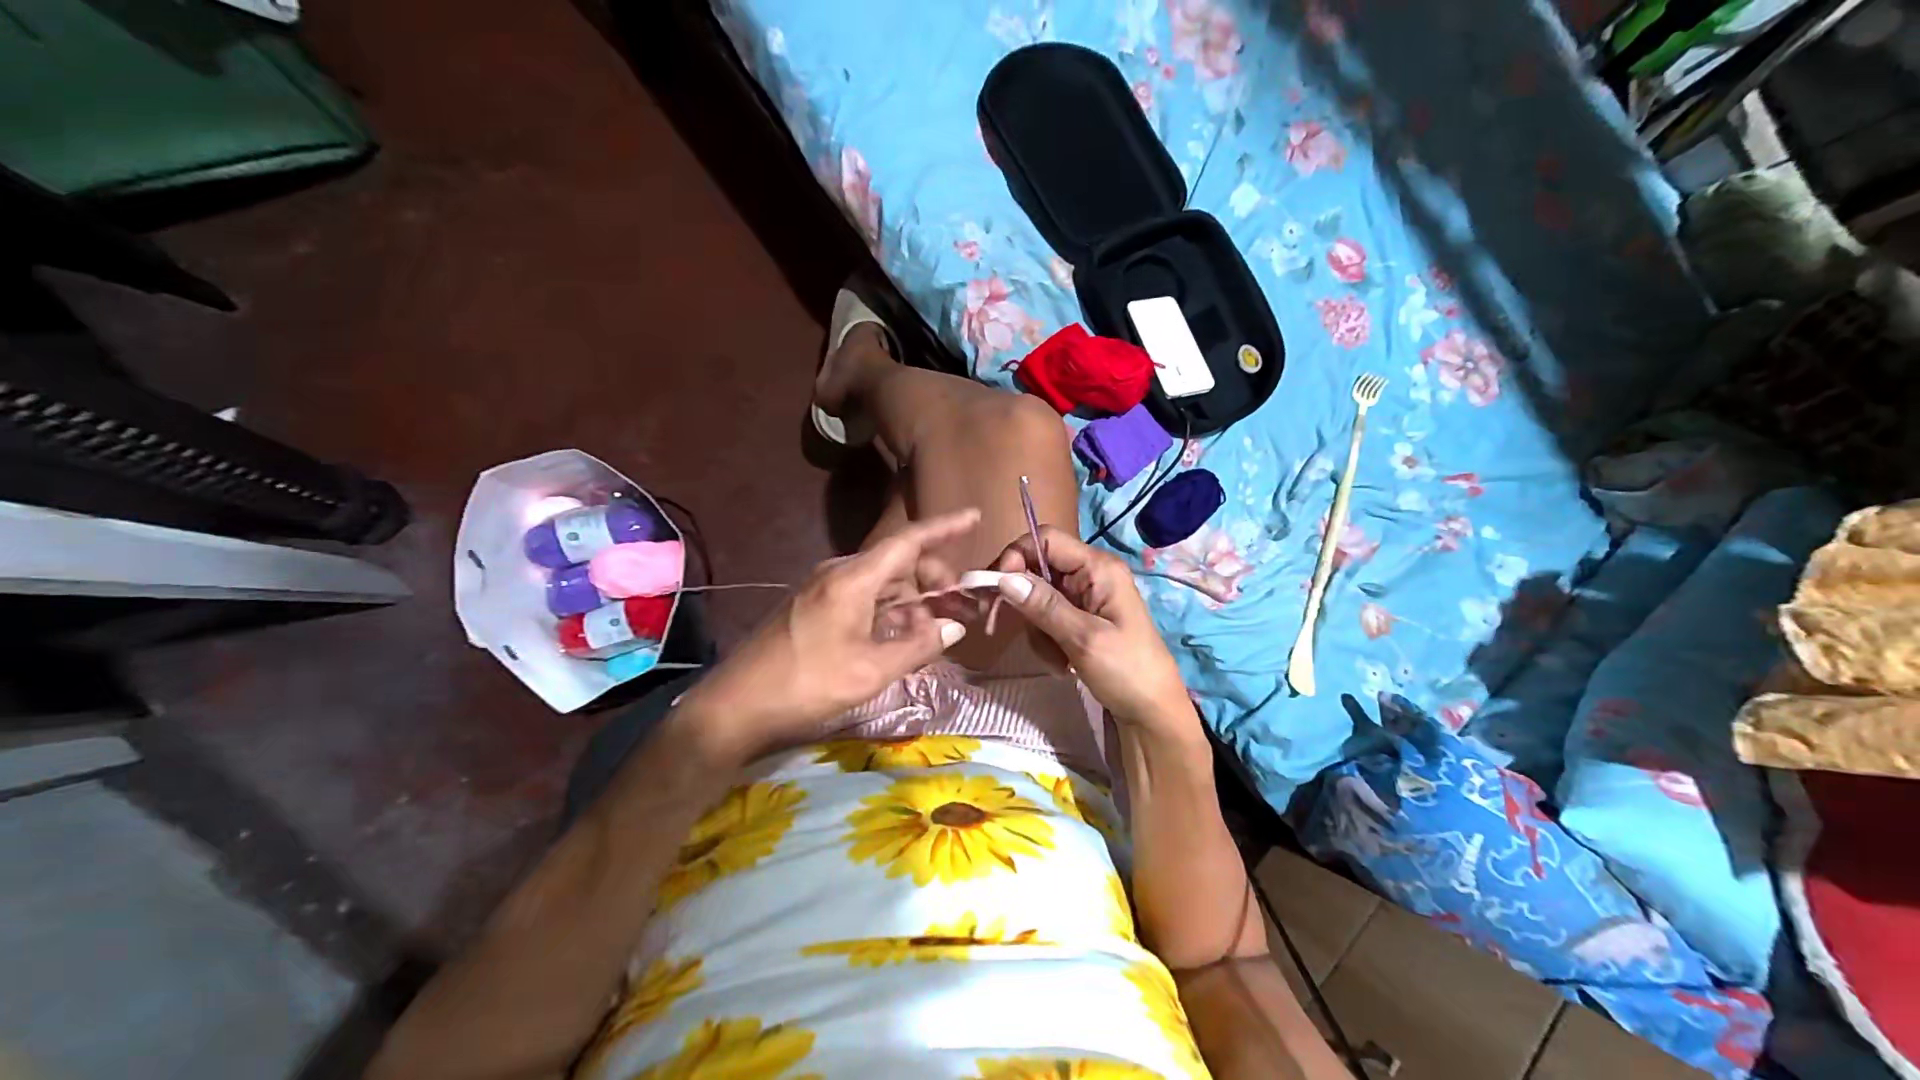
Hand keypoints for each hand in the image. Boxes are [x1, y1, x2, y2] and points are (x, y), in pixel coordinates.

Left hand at [674, 510, 978, 764]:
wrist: (735, 705)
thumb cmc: (806, 684)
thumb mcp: (871, 670)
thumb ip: (918, 645)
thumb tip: (953, 626)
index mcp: (853, 578)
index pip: (908, 541)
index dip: (945, 527)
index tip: (975, 516)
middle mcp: (838, 574)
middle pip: (898, 563)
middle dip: (934, 580)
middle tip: (960, 608)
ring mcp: (823, 592)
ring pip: (882, 585)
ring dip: (912, 602)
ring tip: (937, 630)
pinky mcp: (814, 611)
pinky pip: (863, 601)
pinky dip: (889, 614)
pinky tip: (903, 639)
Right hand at [992, 525, 1199, 734]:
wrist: (1152, 713)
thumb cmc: (1127, 671)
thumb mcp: (1084, 638)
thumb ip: (1044, 605)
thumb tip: (1004, 578)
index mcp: (1098, 567)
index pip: (1046, 539)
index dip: (1016, 555)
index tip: (996, 587)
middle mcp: (1090, 575)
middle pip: (1037, 568)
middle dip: (1022, 600)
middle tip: (997, 622)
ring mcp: (1085, 598)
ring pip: (1037, 597)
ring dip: (1036, 628)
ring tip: (1055, 659)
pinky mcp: (1080, 619)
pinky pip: (1047, 618)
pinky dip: (1046, 640)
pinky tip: (1061, 664)